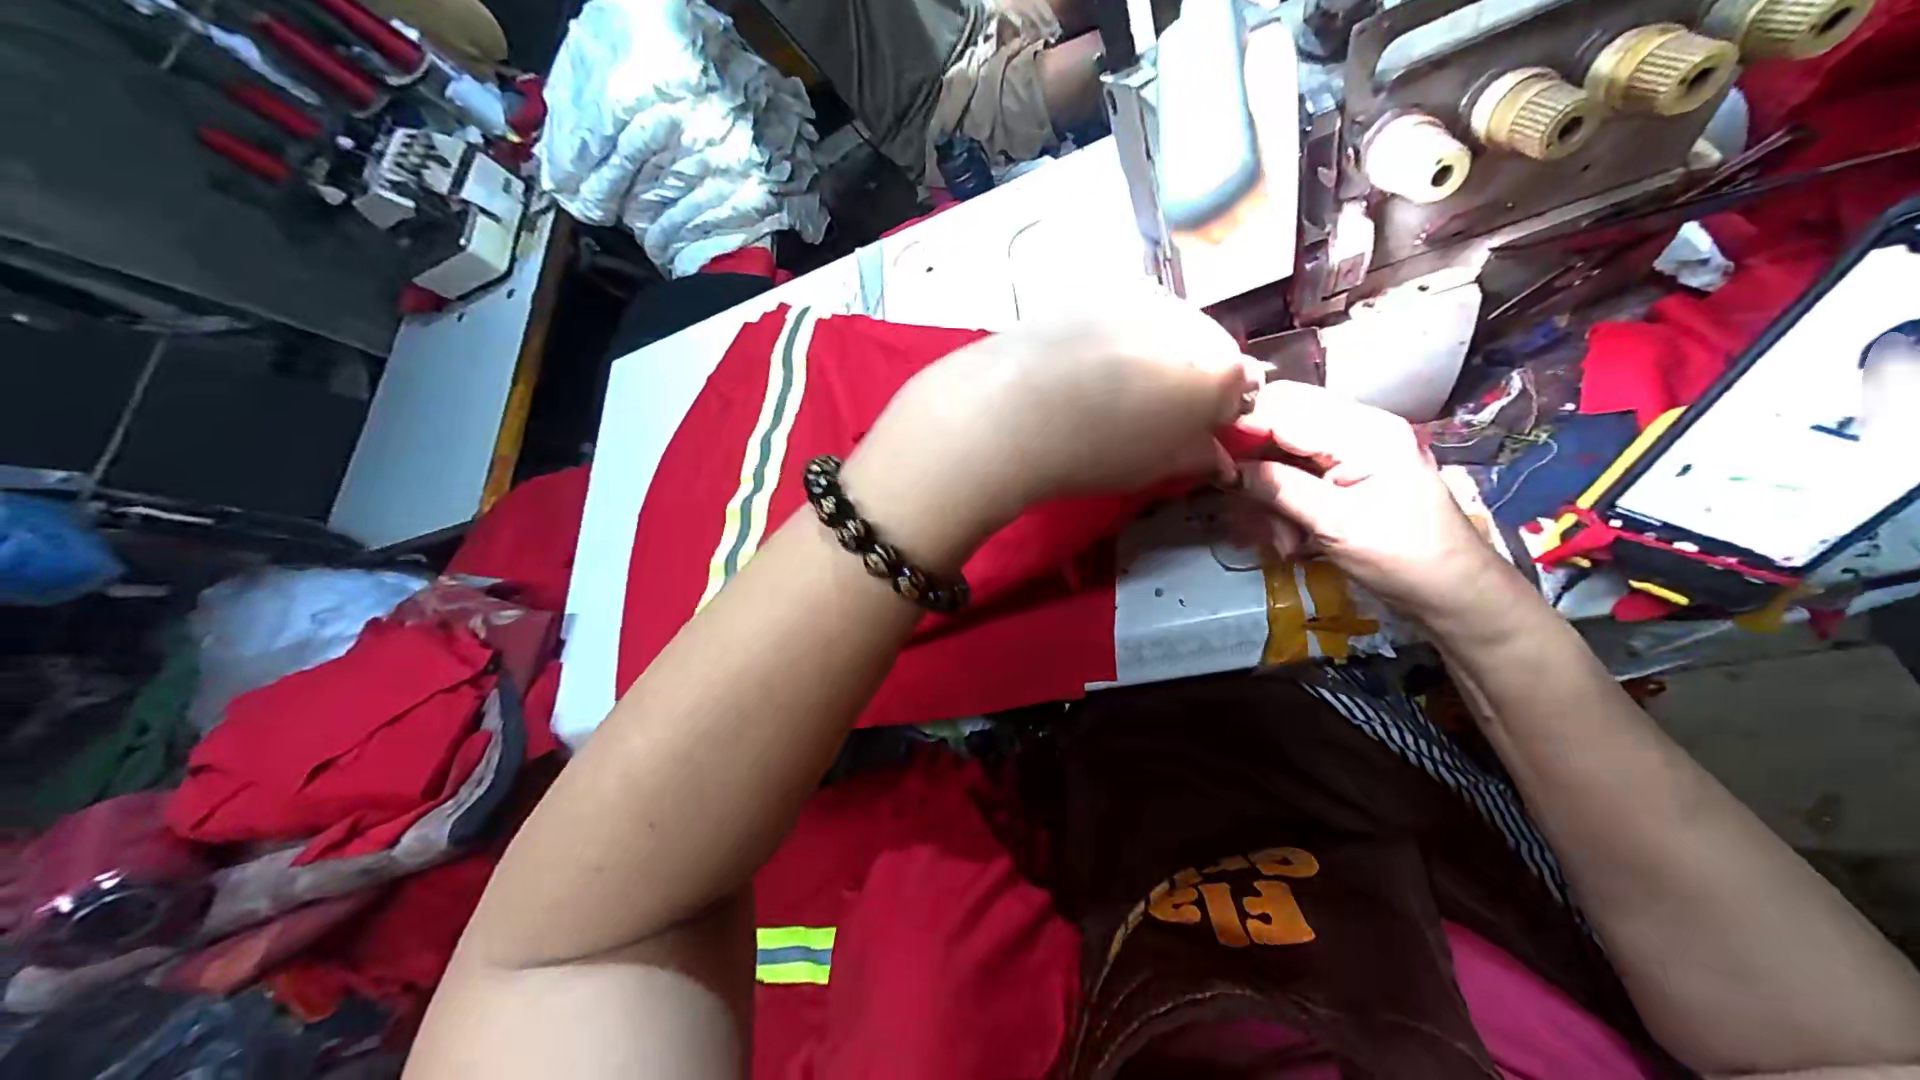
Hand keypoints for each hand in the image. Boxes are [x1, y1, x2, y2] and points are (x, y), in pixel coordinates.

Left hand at [843, 295, 1256, 565]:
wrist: (1008, 411)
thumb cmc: (1093, 451)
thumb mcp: (1154, 467)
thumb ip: (1197, 454)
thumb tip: (1216, 454)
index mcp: (1219, 367)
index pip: (1240, 387)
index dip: (1216, 413)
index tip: (1188, 433)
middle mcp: (1190, 319)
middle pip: (1204, 349)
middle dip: (1187, 379)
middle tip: (1146, 414)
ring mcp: (1137, 297)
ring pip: (1163, 328)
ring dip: (1151, 353)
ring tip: (1107, 389)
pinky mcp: (1091, 291)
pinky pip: (1119, 315)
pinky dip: (1112, 338)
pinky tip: (1080, 365)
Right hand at [1231, 381, 1514, 621]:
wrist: (1456, 593)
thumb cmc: (1405, 559)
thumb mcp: (1338, 526)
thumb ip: (1280, 489)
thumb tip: (1229, 468)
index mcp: (1364, 432)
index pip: (1285, 410)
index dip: (1240, 429)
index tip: (1206, 458)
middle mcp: (1357, 430)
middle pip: (1281, 423)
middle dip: (1252, 461)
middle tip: (1235, 498)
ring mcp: (1352, 452)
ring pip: (1283, 451)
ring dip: (1267, 491)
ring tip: (1277, 537)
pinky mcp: (1347, 474)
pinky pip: (1297, 474)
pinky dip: (1283, 503)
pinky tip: (1288, 538)